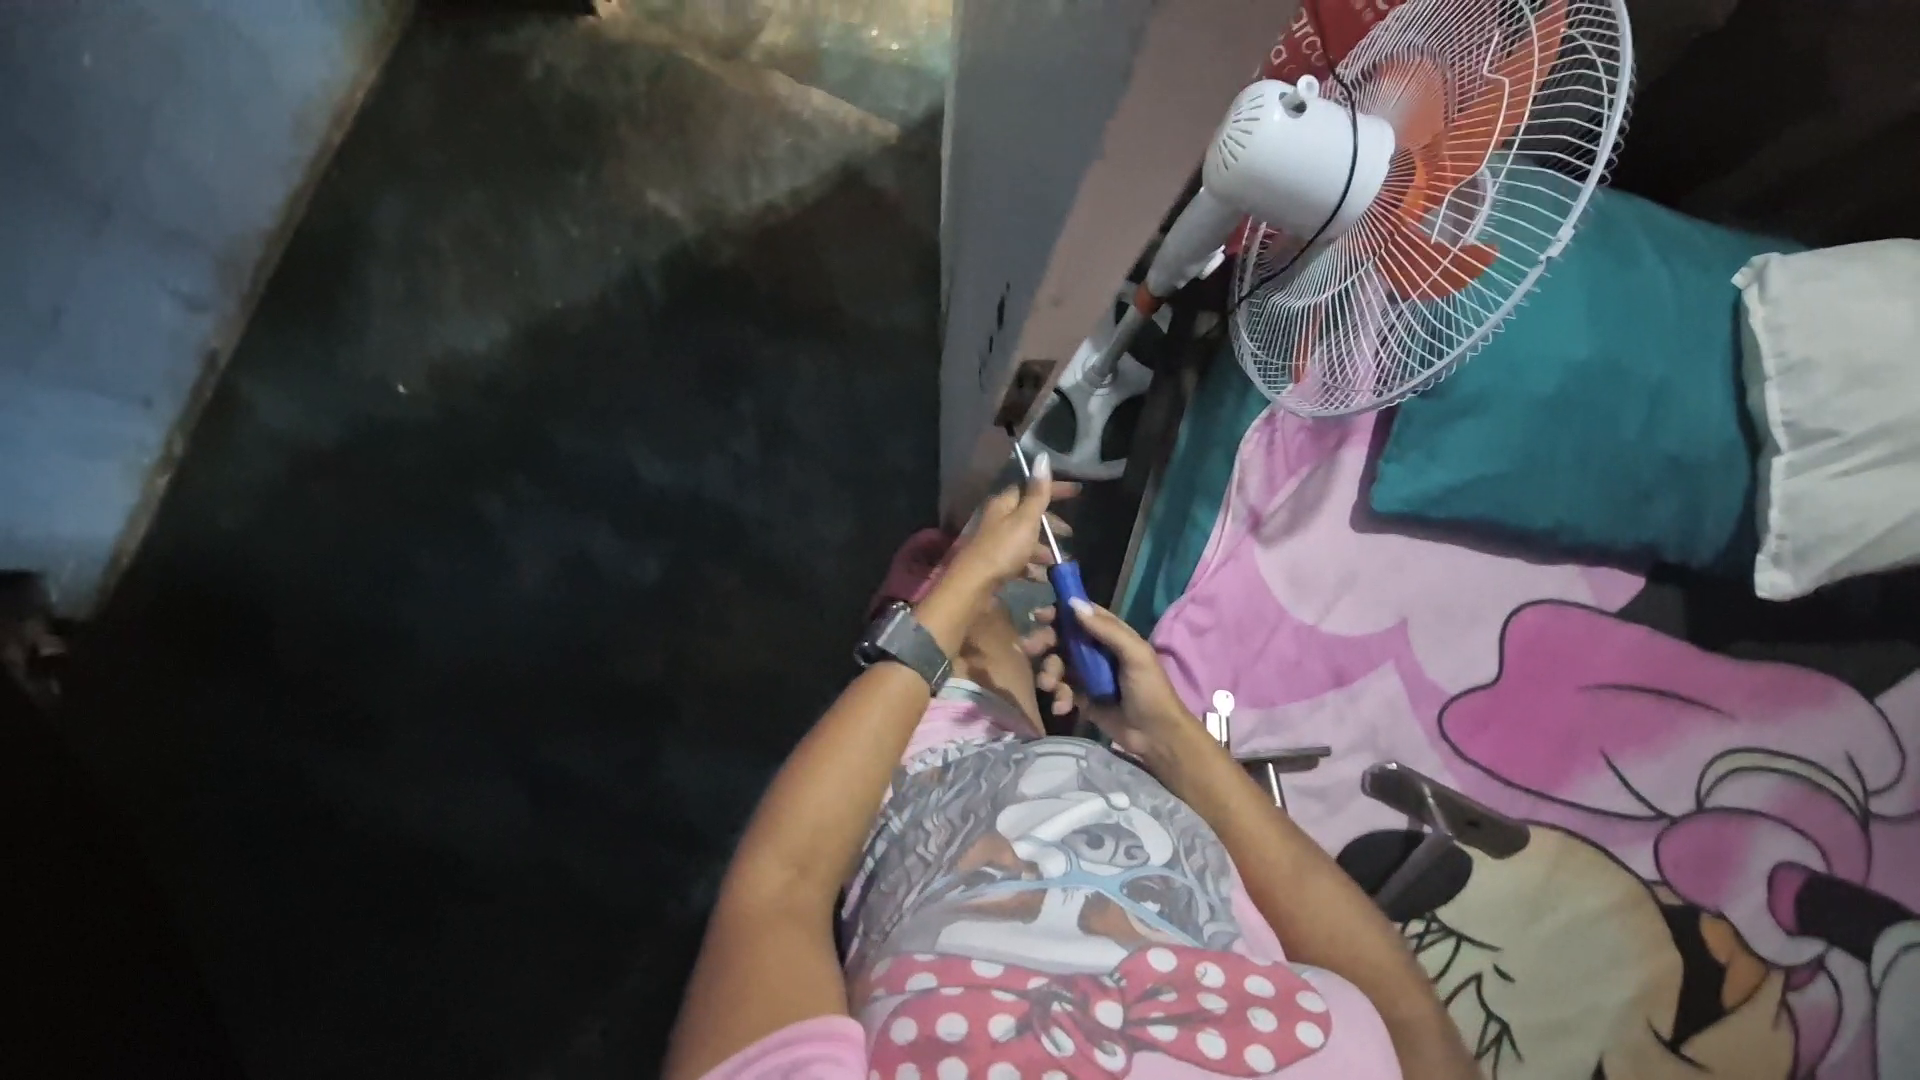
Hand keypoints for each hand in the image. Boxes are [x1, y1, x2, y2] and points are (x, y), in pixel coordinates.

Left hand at [942, 454, 1071, 594]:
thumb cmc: (1003, 549)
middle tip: (1069, 534)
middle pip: (1029, 515)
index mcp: (1003, 504)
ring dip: (1044, 548)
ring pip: (1025, 540)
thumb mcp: (1025, 519)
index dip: (1054, 489)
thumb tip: (1042, 457)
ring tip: (1059, 560)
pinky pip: (1019, 561)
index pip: (1031, 488)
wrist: (974, 586)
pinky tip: (1043, 576)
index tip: (1078, 491)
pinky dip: (1032, 566)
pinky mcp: (995, 564)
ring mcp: (996, 543)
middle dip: (1051, 524)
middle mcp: (998, 520)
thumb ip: (1037, 492)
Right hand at [1042, 598, 1216, 766]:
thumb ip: (1107, 630)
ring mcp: (1087, 675)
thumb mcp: (1135, 655)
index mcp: (1111, 635)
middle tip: (1029, 649)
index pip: (1081, 615)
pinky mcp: (1081, 698)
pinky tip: (1063, 708)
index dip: (1059, 612)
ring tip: (1049, 686)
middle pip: (1062, 638)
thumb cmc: (1150, 691)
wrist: (1156, 736)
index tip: (1039, 616)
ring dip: (1048, 673)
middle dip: (1044, 643)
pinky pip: (1061, 690)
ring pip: (1057, 664)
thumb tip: (1073, 604)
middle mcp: (1096, 651)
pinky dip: (1058, 697)